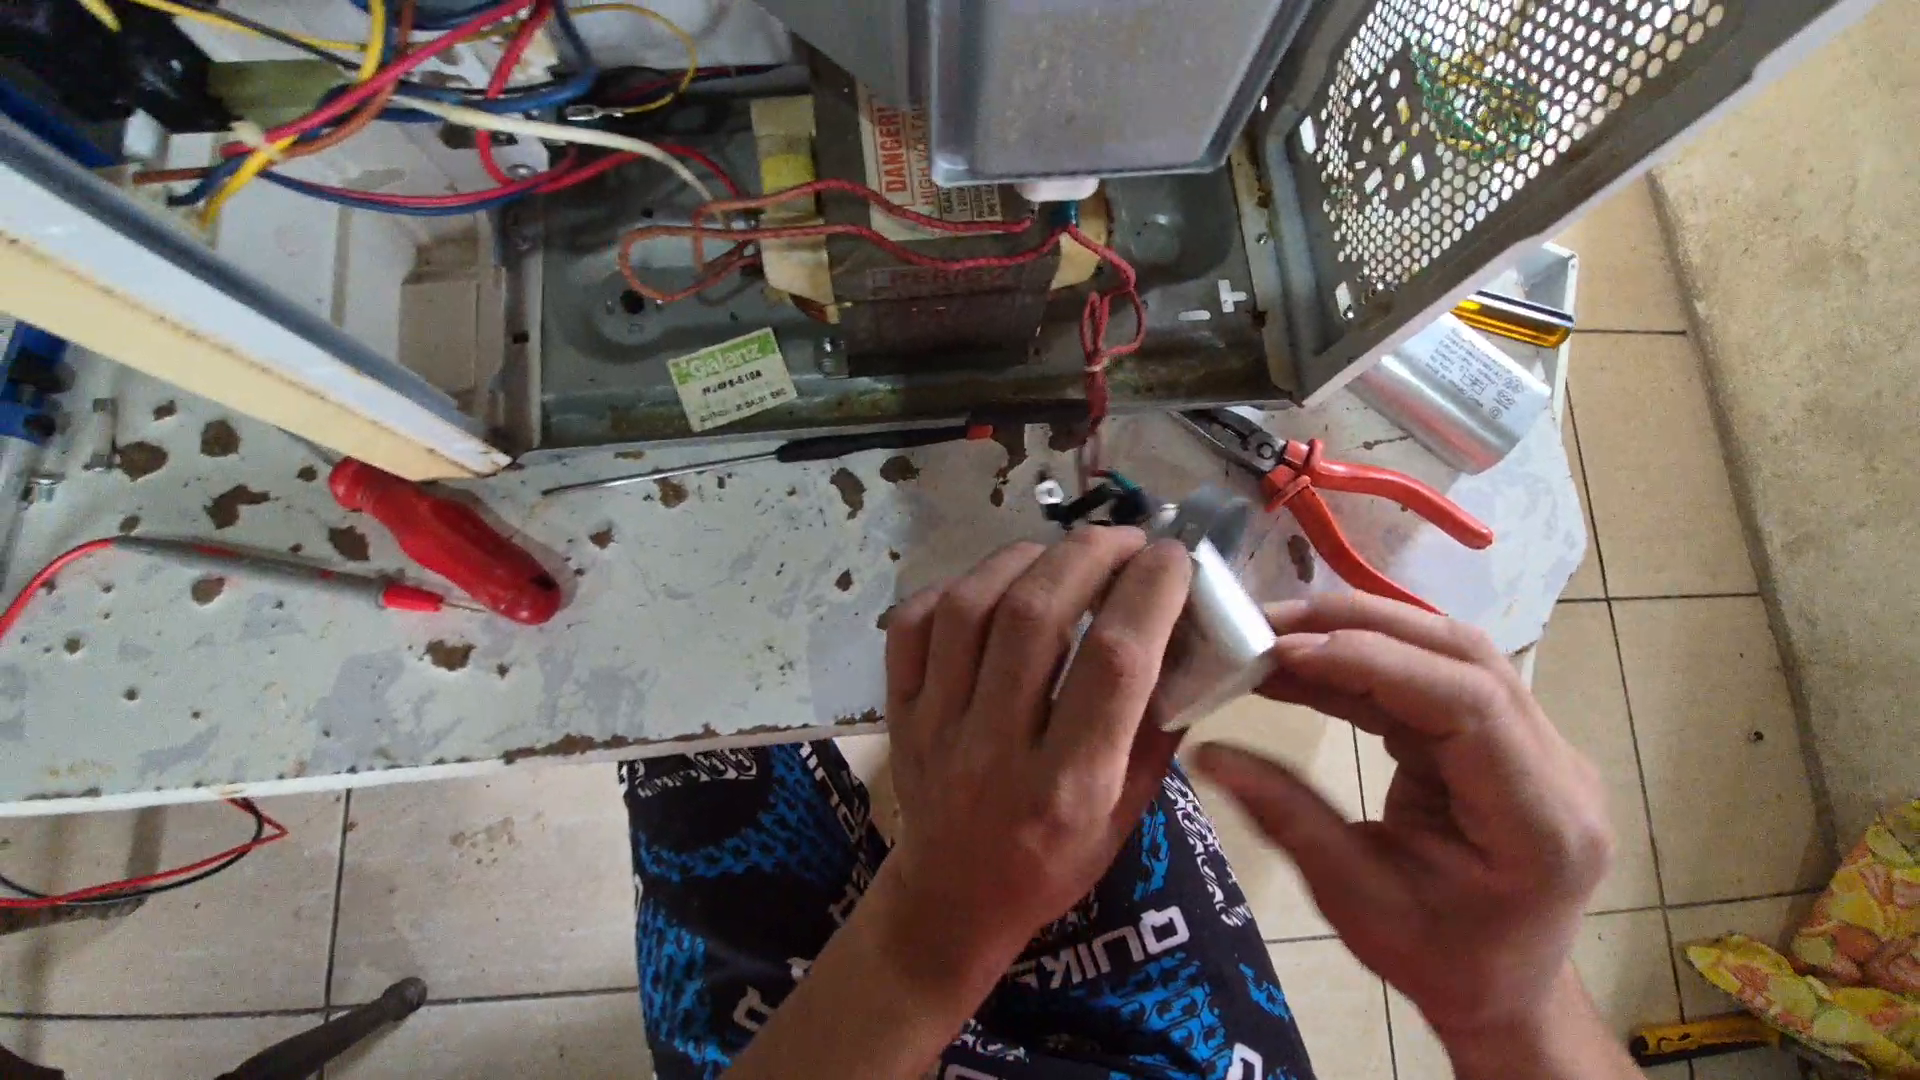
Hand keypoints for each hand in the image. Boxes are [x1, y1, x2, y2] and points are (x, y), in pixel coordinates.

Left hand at [879, 528, 1192, 981]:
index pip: (1114, 661)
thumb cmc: (1054, 861)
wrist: (953, 896)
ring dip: (1024, 559)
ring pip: (970, 609)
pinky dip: (955, 586)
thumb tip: (1186, 631)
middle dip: (1088, 555)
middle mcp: (995, 748)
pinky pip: (913, 624)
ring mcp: (934, 723)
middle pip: (1035, 617)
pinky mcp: (897, 708)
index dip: (1149, 591)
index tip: (1174, 556)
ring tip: (1061, 552)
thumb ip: (1158, 726)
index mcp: (1068, 785)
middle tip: (1123, 538)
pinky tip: (993, 584)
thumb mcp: (1128, 813)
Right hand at [1191, 593, 1613, 1048]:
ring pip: (1448, 651)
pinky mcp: (1499, 734)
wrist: (1503, 988)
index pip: (1468, 702)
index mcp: (1540, 820)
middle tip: (1265, 624)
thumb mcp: (1352, 899)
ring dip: (1357, 630)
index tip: (1281, 653)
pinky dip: (1360, 660)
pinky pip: (1429, 675)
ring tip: (1274, 631)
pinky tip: (1302, 661)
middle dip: (1357, 626)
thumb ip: (1286, 817)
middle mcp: (1555, 765)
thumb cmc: (1435, 958)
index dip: (1372, 661)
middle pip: (1463, 655)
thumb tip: (1206, 754)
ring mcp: (1535, 743)